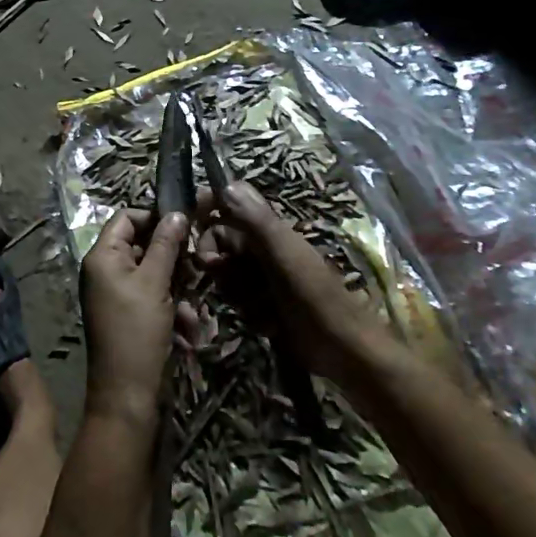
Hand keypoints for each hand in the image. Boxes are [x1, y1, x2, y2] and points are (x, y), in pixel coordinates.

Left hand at [81, 207, 186, 423]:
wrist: (127, 394)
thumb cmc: (137, 331)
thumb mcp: (155, 283)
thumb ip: (166, 245)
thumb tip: (175, 212)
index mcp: (102, 256)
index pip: (126, 217)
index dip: (155, 217)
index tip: (186, 226)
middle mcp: (105, 270)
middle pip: (143, 245)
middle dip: (173, 258)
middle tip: (197, 268)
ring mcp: (117, 293)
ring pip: (155, 274)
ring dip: (178, 288)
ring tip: (192, 309)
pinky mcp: (130, 315)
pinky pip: (154, 299)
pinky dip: (173, 309)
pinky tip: (188, 329)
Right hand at [193, 182, 379, 383]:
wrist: (346, 353)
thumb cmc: (316, 296)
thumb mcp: (284, 254)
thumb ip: (255, 219)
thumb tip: (226, 184)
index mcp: (269, 231)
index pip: (228, 205)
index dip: (207, 210)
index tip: (189, 223)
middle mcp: (263, 250)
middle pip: (219, 243)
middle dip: (216, 260)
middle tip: (215, 271)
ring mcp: (264, 279)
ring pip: (227, 275)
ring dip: (235, 292)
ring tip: (258, 307)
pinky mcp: (265, 306)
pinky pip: (238, 301)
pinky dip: (249, 313)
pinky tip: (268, 325)